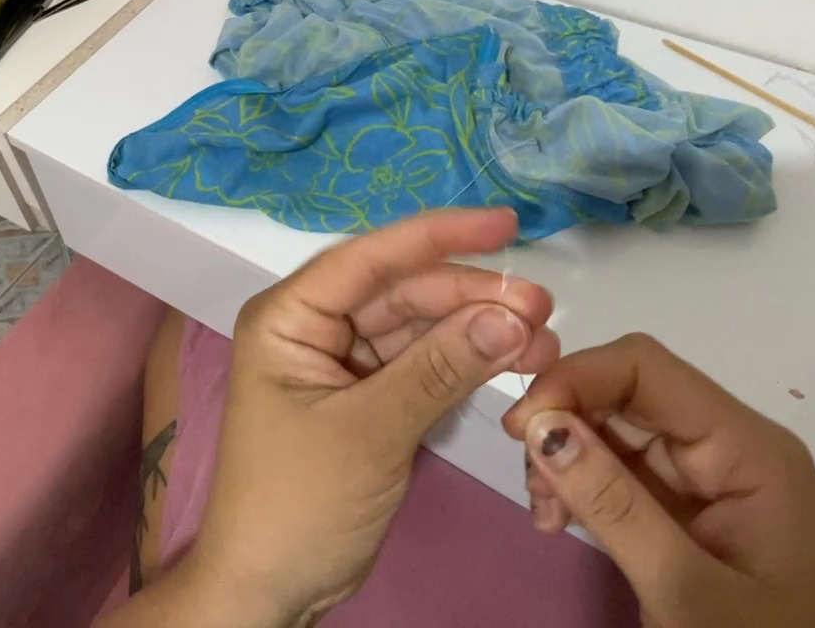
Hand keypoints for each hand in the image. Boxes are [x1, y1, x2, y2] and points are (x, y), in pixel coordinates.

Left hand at [162, 209, 560, 625]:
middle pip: (402, 290)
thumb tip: (510, 317)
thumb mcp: (369, 431)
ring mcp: (344, 359)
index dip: (439, 235)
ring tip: (543, 337)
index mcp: (290, 315)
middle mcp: (315, 324)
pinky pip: (423, 362)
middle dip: (470, 295)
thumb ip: (439, 370)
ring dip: (477, 328)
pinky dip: (465, 361)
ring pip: (419, 325)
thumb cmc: (299, 503)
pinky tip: (513, 358)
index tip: (504, 223)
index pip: (370, 258)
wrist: (271, 591)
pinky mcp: (369, 393)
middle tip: (542, 305)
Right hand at [505, 334, 814, 627]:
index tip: (519, 427)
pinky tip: (558, 518)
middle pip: (624, 390)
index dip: (575, 378)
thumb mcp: (687, 594)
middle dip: (564, 422)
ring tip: (545, 513)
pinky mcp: (682, 502)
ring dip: (563, 455)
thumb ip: (614, 505)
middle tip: (530, 484)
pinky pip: (614, 464)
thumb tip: (540, 423)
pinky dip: (576, 482)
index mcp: (748, 449)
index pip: (646, 369)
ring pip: (610, 424)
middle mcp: (726, 443)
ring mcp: (704, 473)